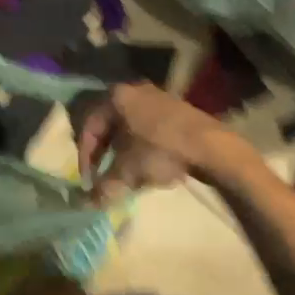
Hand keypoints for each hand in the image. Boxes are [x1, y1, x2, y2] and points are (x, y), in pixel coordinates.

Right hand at [75, 83, 247, 203]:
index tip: (88, 180)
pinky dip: (140, 147)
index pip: (90, 125)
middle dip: (103, 153)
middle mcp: (134, 91)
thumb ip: (106, 185)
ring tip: (123, 176)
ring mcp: (156, 98)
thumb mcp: (129, 169)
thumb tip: (90, 203)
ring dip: (122, 152)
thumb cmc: (160, 149)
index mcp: (117, 96)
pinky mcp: (174, 110)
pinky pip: (147, 128)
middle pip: (109, 124)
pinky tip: (146, 168)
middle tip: (101, 176)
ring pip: (129, 127)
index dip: (85, 155)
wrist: (209, 144)